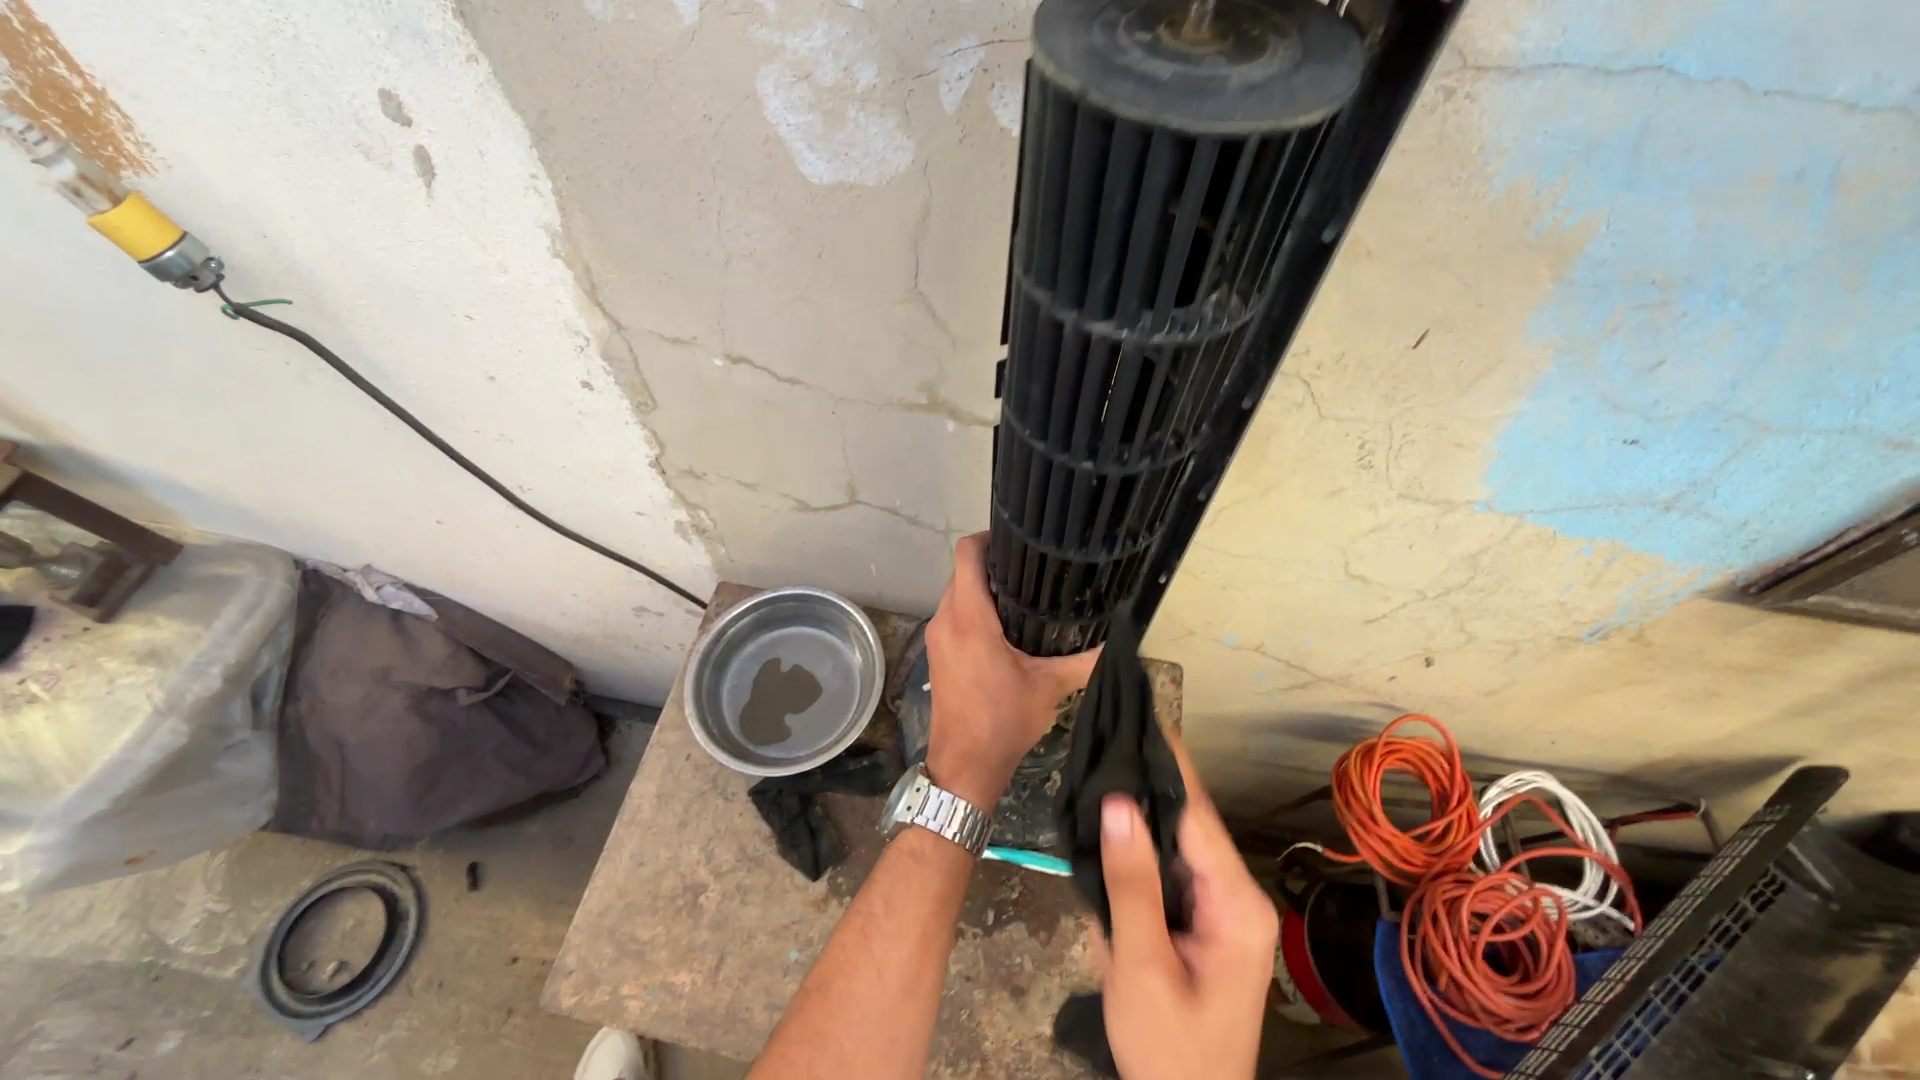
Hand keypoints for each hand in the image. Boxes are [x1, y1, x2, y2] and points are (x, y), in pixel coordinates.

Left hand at [923, 533, 1098, 807]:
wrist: (965, 767)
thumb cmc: (1003, 721)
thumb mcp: (1050, 687)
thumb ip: (1086, 661)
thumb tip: (1121, 641)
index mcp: (969, 617)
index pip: (967, 553)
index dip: (989, 538)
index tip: (1018, 541)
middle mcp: (945, 620)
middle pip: (962, 572)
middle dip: (993, 565)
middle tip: (1032, 569)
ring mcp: (936, 638)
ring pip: (956, 596)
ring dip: (982, 591)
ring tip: (1024, 595)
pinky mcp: (937, 655)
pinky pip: (953, 617)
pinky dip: (973, 612)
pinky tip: (1005, 627)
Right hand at [1099, 736, 1277, 1079]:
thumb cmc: (1170, 1046)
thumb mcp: (1143, 966)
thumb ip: (1130, 882)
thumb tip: (1118, 803)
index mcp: (1235, 903)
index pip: (1197, 814)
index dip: (1168, 764)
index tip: (1142, 714)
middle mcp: (1236, 897)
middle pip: (1185, 825)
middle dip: (1144, 789)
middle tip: (1101, 745)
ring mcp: (1220, 911)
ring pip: (1173, 848)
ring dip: (1136, 822)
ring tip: (1096, 774)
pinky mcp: (1201, 923)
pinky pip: (1167, 875)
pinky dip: (1136, 858)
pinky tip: (1105, 835)